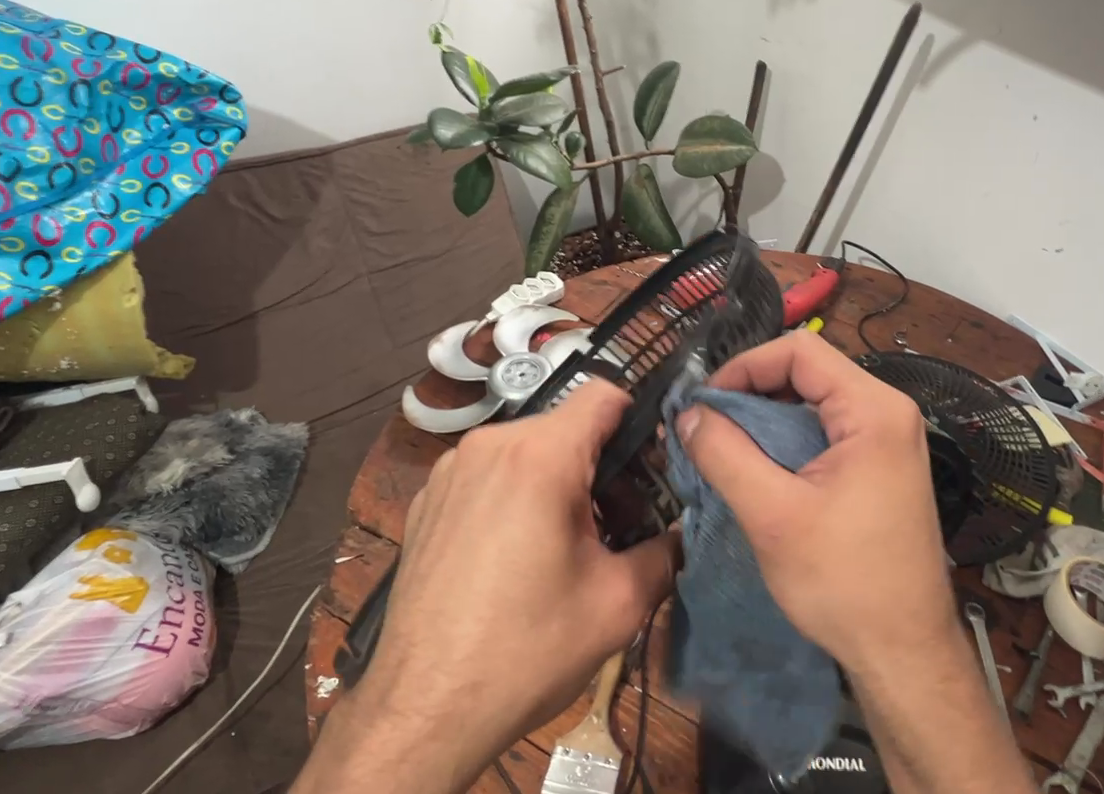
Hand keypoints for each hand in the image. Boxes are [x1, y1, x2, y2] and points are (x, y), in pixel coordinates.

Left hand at [297, 381, 677, 793]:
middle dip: (601, 464)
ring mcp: (450, 470)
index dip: (639, 422)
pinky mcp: (426, 499)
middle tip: (617, 523)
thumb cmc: (525, 649)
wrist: (423, 710)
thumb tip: (680, 532)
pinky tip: (517, 556)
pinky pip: (490, 474)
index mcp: (539, 456)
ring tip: (567, 544)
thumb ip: (665, 551)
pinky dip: (516, 495)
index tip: (652, 470)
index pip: (603, 394)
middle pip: (566, 425)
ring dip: (558, 480)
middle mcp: (489, 445)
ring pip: (527, 449)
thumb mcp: (618, 604)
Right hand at [675, 333, 1032, 793]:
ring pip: (812, 402)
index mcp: (874, 409)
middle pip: (807, 371)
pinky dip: (785, 440)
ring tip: (723, 446)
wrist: (904, 651)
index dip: (744, 366)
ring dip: (764, 418)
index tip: (704, 402)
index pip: (800, 351)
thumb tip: (686, 414)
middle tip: (706, 425)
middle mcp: (888, 412)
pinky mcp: (880, 466)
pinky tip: (756, 467)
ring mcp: (888, 440)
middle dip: (751, 392)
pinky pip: (824, 431)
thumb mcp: (772, 515)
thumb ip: (725, 454)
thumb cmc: (844, 581)